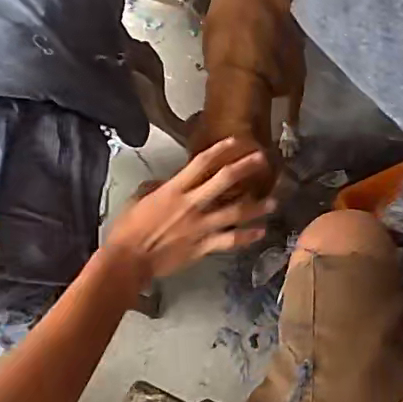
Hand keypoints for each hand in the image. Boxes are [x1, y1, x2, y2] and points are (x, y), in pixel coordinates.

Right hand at [103, 138, 275, 283]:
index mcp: (174, 190)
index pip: (201, 163)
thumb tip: (166, 183)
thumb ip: (156, 188)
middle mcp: (191, 204)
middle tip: (262, 160)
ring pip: (235, 212)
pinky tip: (261, 232)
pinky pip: (230, 240)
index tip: (236, 141)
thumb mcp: (139, 200)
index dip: (221, 150)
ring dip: (257, 206)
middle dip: (245, 168)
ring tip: (274, 201)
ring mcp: (200, 226)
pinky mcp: (203, 246)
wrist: (129, 260)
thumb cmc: (128, 229)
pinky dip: (247, 236)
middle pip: (224, 181)